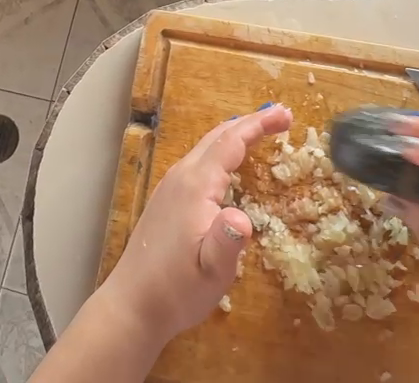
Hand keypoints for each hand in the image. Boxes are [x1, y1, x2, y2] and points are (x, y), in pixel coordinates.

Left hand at [99, 102, 294, 340]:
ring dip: (236, 135)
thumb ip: (227, 242)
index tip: (286, 114)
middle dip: (251, 123)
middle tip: (282, 117)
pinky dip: (222, 151)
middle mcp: (181, 176)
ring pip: (206, 147)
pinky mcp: (167, 198)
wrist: (133, 304)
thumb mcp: (212, 272)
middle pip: (218, 136)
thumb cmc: (176, 290)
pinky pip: (199, 161)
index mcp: (195, 186)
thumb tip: (242, 218)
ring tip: (262, 133)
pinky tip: (229, 164)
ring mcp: (170, 186)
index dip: (259, 124)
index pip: (231, 142)